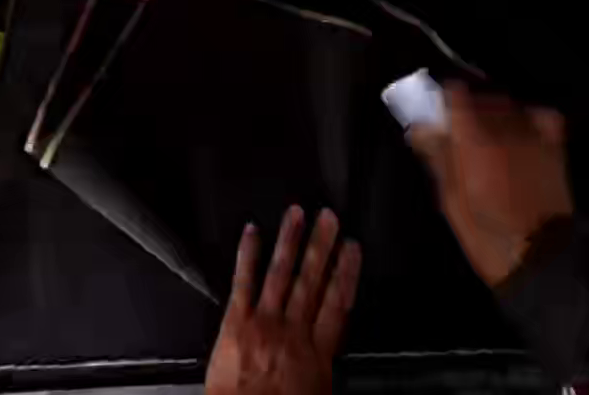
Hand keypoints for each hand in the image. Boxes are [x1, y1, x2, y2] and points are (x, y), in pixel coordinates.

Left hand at [204, 205, 361, 394]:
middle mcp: (292, 332)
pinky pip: (243, 281)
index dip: (346, 273)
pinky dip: (248, 254)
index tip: (352, 248)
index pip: (337, 304)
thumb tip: (334, 345)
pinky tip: (252, 230)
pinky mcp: (236, 322)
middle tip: (328, 217)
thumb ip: (325, 366)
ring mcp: (264, 322)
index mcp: (316, 355)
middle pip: (311, 280)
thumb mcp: (317, 394)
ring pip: (280, 272)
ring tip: (297, 212)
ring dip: (290, 239)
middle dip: (321, 245)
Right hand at [407, 82, 572, 285]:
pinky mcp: (553, 150)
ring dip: (496, 112)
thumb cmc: (487, 235)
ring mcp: (531, 138)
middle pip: (481, 96)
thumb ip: (437, 156)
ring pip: (509, 105)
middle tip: (462, 129)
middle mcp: (502, 129)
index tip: (440, 111)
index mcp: (473, 140)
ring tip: (491, 133)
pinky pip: (541, 116)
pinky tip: (522, 131)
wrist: (540, 262)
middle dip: (469, 106)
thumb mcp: (450, 199)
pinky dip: (530, 117)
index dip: (446, 97)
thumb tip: (419, 128)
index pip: (456, 93)